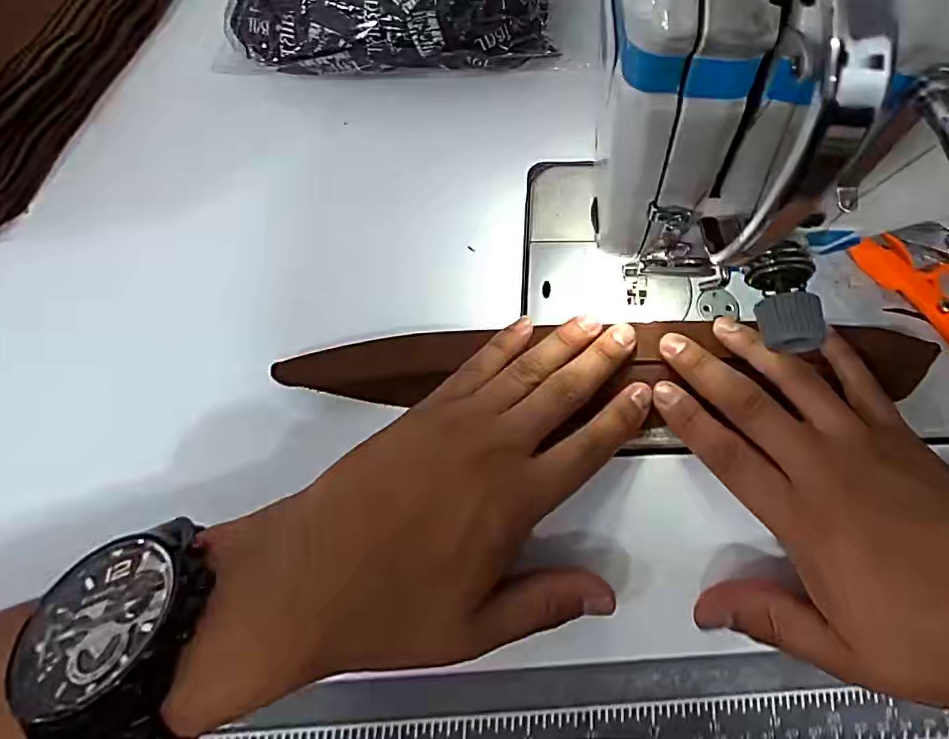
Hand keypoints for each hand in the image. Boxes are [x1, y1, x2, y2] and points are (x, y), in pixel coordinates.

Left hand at [161, 317, 650, 734]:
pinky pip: (475, 367)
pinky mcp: (427, 410)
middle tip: (623, 333)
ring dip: (560, 342)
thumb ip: (544, 604)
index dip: (620, 418)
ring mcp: (459, 422)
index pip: (586, 449)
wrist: (306, 576)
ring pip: (524, 370)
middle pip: (561, 393)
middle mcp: (495, 450)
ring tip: (589, 320)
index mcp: (516, 501)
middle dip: (598, 360)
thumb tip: (603, 594)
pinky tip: (522, 327)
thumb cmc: (389, 607)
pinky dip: (502, 344)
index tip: (643, 391)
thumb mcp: (474, 628)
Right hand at [653, 317, 948, 718]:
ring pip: (799, 382)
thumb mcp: (838, 648)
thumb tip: (705, 608)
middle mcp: (824, 466)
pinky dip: (836, 353)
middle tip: (675, 343)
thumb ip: (769, 617)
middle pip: (752, 406)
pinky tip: (818, 332)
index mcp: (802, 518)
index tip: (660, 389)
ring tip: (729, 325)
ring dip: (759, 350)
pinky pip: (861, 382)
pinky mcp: (900, 434)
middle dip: (707, 370)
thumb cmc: (924, 638)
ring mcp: (864, 442)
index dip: (689, 419)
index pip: (728, 456)